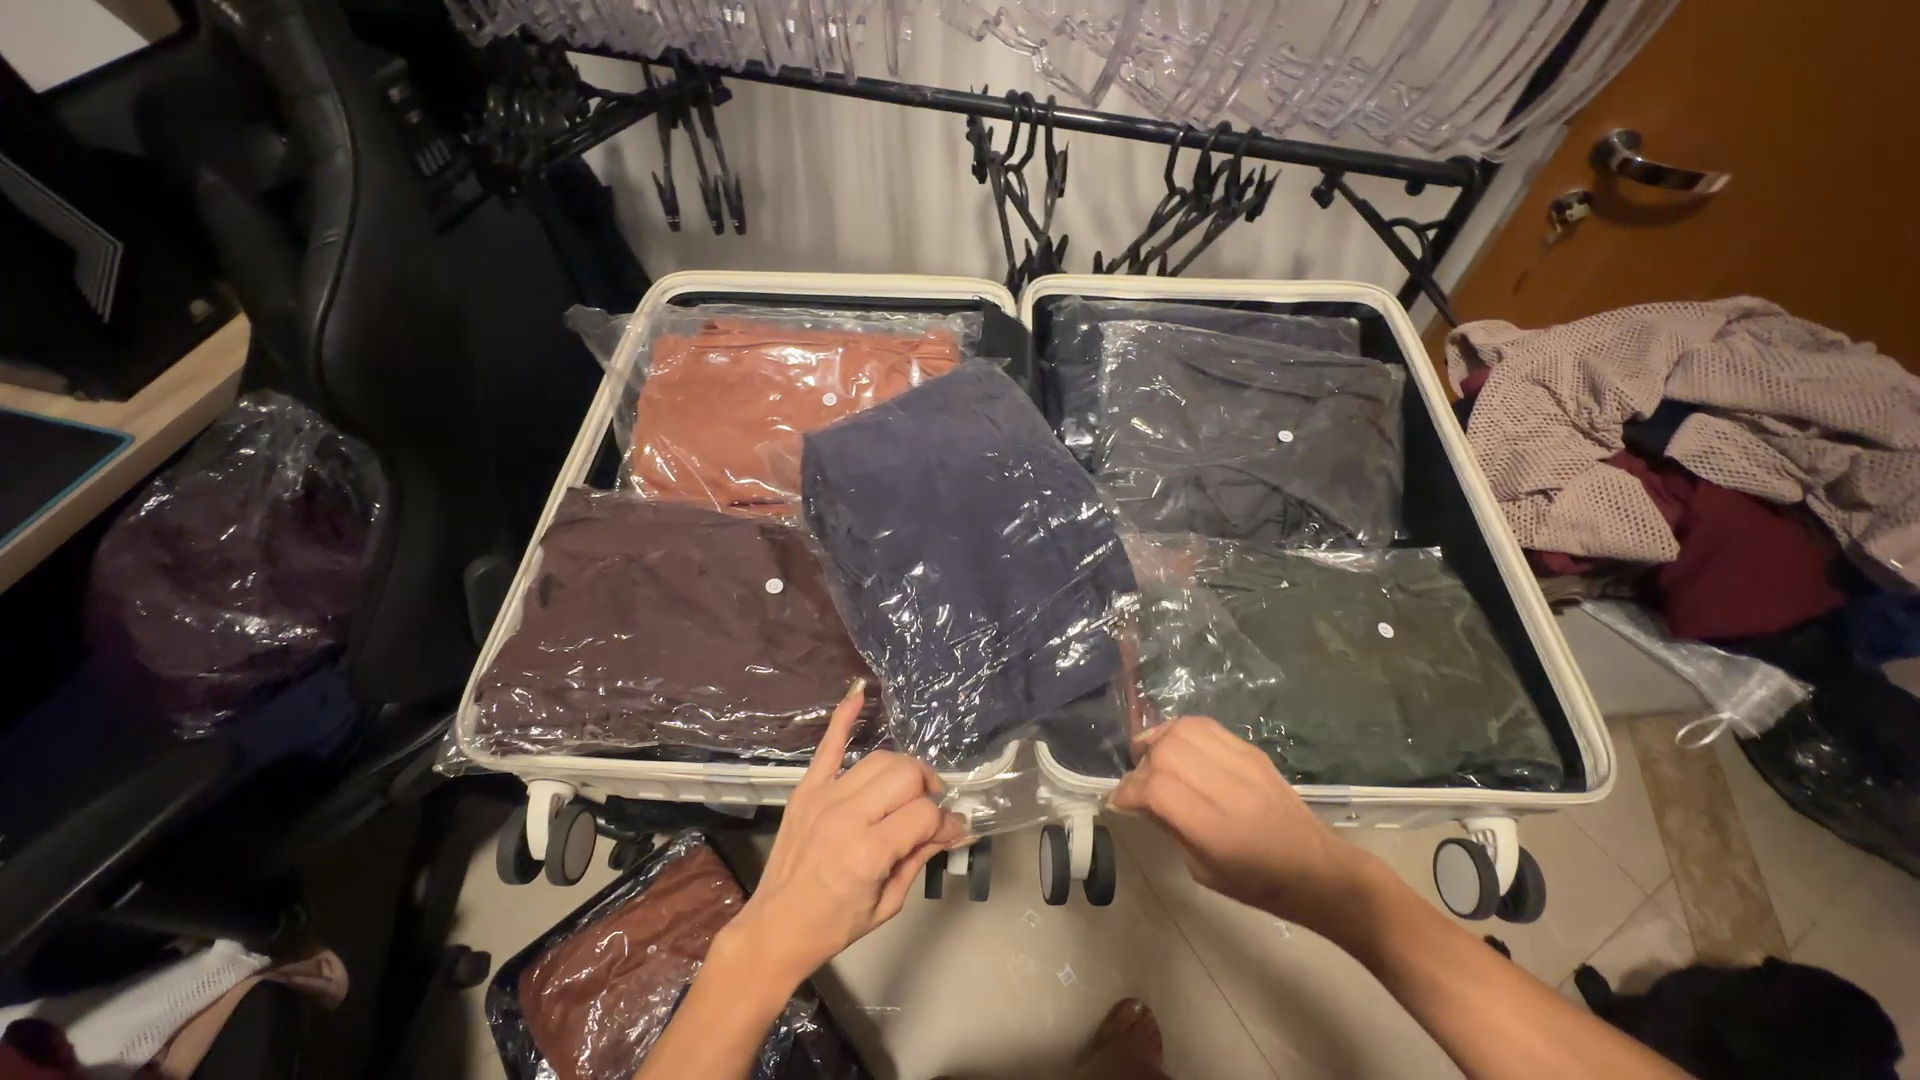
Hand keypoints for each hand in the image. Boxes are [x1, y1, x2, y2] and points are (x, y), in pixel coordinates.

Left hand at [719, 679, 966, 986]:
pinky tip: (859, 694)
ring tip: (910, 786)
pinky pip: (828, 746)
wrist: (776, 928)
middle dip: (928, 788)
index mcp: (869, 852)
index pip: (925, 814)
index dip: (946, 822)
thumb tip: (957, 828)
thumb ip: (921, 856)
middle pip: (905, 776)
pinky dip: (843, 718)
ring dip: (904, 768)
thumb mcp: (888, 902)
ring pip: (879, 760)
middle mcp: (847, 816)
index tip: (953, 830)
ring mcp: (824, 798)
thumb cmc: (835, 924)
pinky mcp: (806, 789)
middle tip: (930, 808)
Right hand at [1110, 716, 1373, 930]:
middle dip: (1141, 764)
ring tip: (1150, 757)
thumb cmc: (1256, 882)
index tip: (1118, 802)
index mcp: (1214, 827)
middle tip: (1137, 782)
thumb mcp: (1201, 868)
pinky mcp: (1251, 750)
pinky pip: (1206, 726)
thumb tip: (1138, 799)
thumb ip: (1168, 825)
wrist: (1315, 868)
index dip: (1128, 791)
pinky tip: (1176, 748)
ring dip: (1158, 740)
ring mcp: (1242, 763)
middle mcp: (1228, 787)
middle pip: (1167, 751)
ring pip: (1184, 730)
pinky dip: (1181, 732)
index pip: (1156, 788)